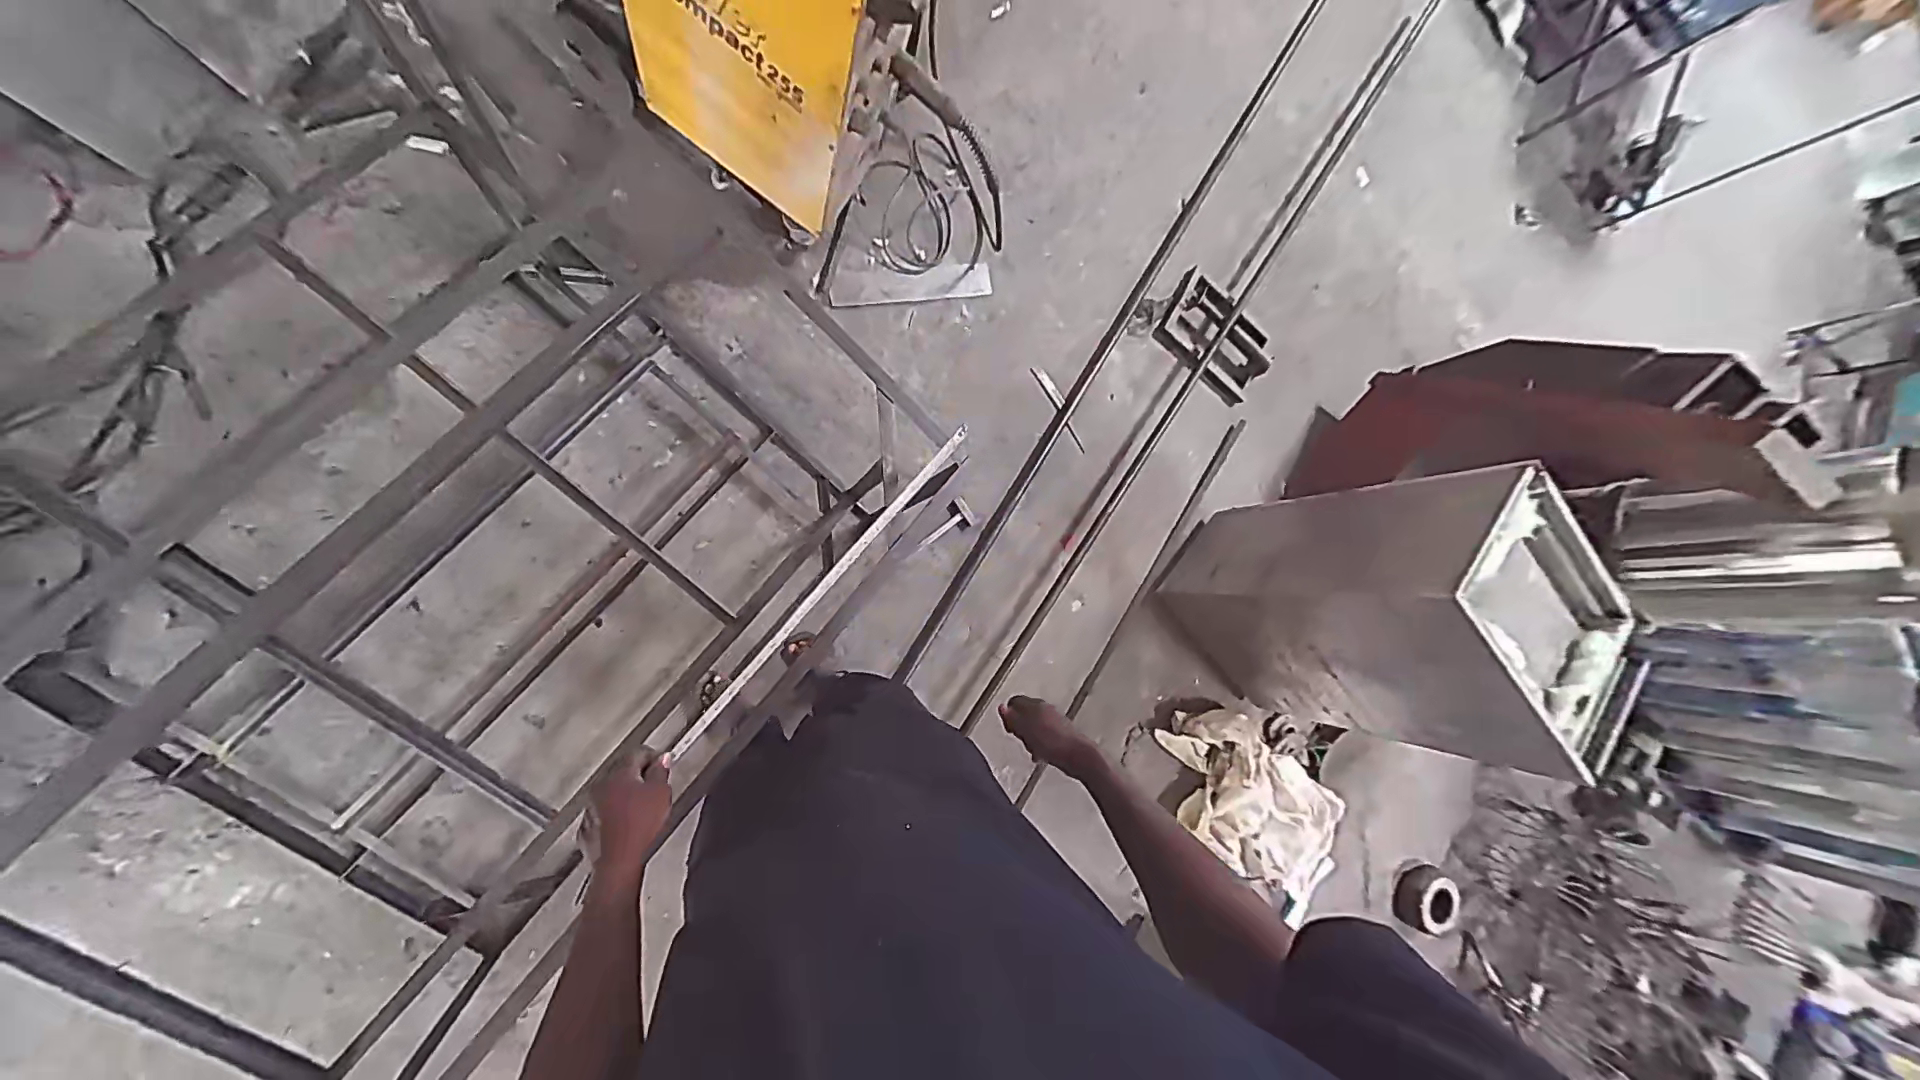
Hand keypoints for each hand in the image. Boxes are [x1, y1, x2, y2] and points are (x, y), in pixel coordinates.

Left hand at [582, 752, 671, 884]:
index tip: (662, 765)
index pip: (637, 752)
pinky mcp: (586, 827)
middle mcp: (600, 786)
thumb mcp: (661, 793)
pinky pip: (602, 813)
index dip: (653, 757)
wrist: (618, 862)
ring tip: (642, 808)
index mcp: (619, 774)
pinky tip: (626, 824)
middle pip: (622, 771)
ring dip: (624, 795)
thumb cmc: (640, 825)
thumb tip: (661, 759)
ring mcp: (590, 807)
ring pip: (610, 792)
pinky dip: (613, 814)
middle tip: (655, 786)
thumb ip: (661, 771)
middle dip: (638, 775)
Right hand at [999, 696, 1101, 778]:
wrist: (1078, 756)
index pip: (1014, 702)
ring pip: (1033, 726)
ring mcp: (1054, 720)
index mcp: (1036, 704)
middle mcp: (1046, 709)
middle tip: (1021, 738)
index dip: (1008, 715)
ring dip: (1029, 738)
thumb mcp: (1025, 731)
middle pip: (1023, 714)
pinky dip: (1039, 744)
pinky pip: (1043, 736)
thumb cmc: (1053, 743)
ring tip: (1032, 749)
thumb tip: (1002, 707)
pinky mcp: (1061, 733)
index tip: (1009, 728)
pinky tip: (1041, 754)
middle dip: (1019, 727)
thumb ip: (1012, 718)